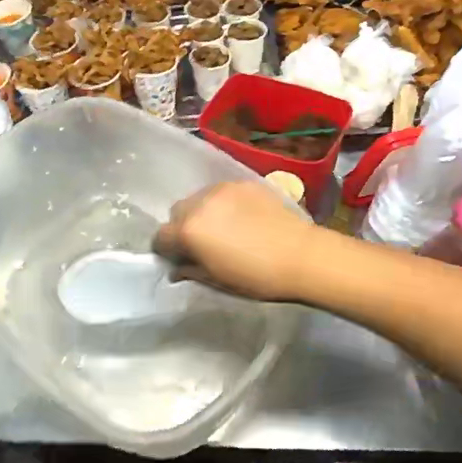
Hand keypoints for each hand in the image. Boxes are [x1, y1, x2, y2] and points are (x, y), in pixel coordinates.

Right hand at [153, 182, 320, 302]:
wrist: (300, 255)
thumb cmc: (256, 276)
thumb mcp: (217, 280)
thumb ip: (190, 270)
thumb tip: (177, 267)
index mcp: (188, 230)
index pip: (160, 237)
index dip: (168, 250)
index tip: (181, 258)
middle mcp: (200, 203)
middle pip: (178, 212)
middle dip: (183, 227)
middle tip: (202, 243)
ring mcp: (223, 188)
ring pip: (199, 198)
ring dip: (203, 212)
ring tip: (224, 227)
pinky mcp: (245, 182)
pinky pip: (223, 191)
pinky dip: (224, 203)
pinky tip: (242, 217)